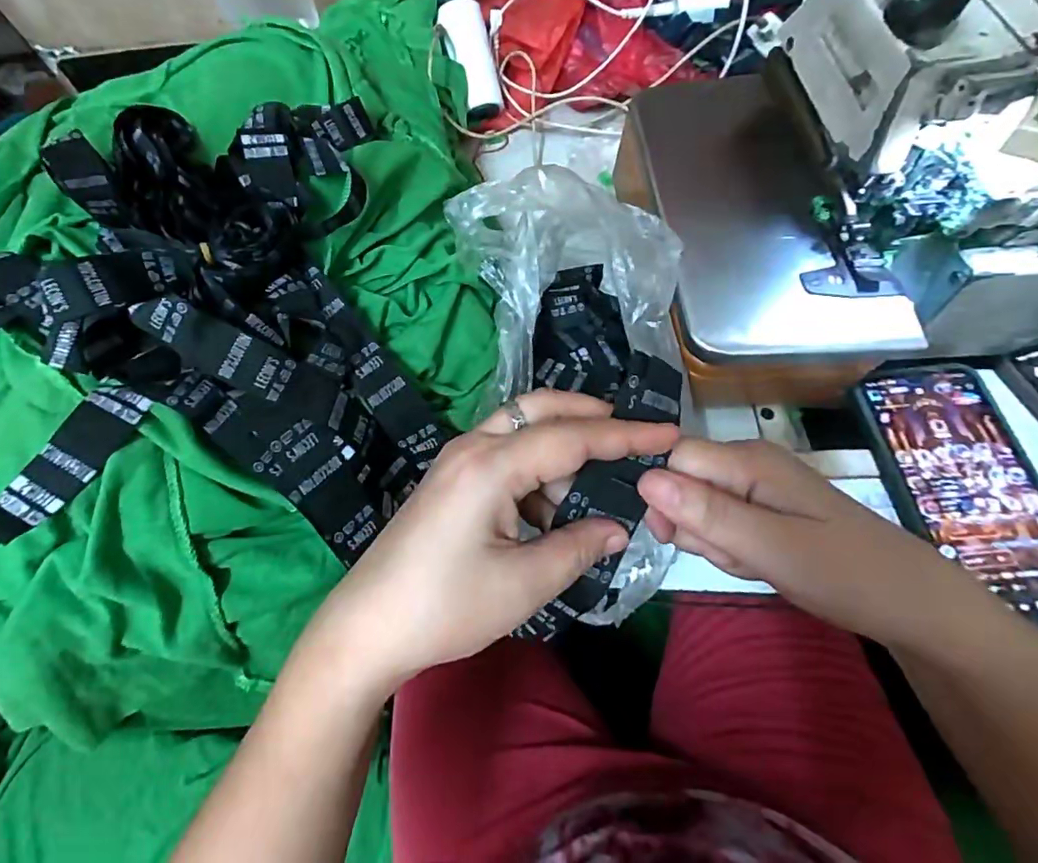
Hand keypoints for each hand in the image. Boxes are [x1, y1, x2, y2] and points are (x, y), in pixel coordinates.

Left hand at [299, 390, 679, 698]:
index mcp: (491, 464)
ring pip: (520, 433)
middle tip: (632, 438)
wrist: (368, 625)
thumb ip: (578, 547)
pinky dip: (534, 471)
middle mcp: (472, 448)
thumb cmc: (446, 606)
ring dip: (559, 453)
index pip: (571, 436)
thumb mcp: (524, 583)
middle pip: (539, 411)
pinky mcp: (449, 481)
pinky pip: (502, 457)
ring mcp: (455, 462)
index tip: (669, 431)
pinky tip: (549, 512)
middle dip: (588, 416)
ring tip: (588, 501)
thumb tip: (618, 527)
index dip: (625, 435)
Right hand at [638, 438, 1014, 657]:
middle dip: (695, 526)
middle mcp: (748, 462)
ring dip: (714, 542)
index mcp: (749, 459)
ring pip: (699, 507)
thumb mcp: (772, 548)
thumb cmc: (848, 574)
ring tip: (754, 563)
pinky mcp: (764, 509)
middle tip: (735, 556)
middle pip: (683, 483)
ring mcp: (757, 486)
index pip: (674, 458)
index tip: (687, 537)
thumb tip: (643, 478)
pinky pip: (723, 523)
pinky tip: (759, 563)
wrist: (915, 607)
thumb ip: (707, 513)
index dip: (667, 497)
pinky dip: (731, 548)